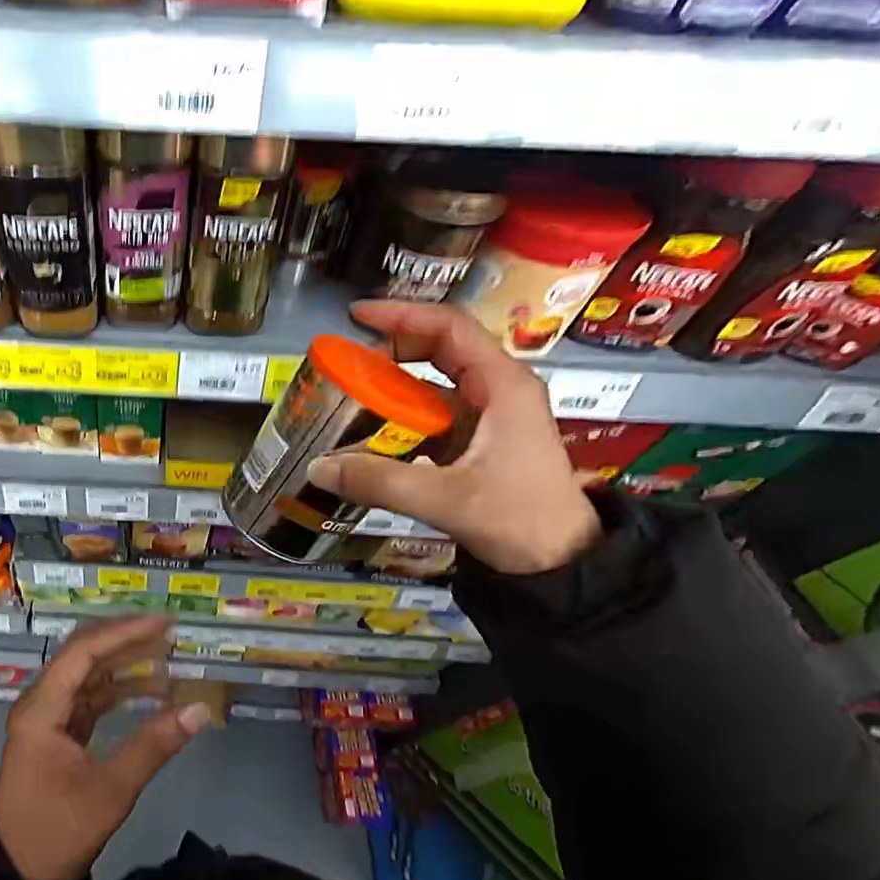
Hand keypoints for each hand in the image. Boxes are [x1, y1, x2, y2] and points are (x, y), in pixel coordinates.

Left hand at [0, 615, 211, 879]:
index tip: (164, 623)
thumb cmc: (58, 832)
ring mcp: (48, 715)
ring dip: (126, 661)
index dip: (124, 632)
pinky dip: (121, 688)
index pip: (83, 652)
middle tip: (170, 631)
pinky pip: (92, 696)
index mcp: (41, 709)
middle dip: (126, 638)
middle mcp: (40, 702)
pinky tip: (152, 689)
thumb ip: (153, 746)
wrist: (18, 874)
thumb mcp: (110, 793)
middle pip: (84, 654)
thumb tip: (198, 709)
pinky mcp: (59, 730)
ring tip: (168, 653)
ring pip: (89, 673)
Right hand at [307, 300, 602, 574]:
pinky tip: (371, 441)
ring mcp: (488, 419)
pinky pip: (431, 421)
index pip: (450, 328)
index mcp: (502, 385)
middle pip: (440, 352)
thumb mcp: (447, 499)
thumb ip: (380, 482)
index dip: (402, 316)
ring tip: (349, 401)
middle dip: (391, 353)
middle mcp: (497, 392)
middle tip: (347, 364)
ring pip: (433, 389)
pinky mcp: (478, 445)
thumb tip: (317, 468)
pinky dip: (400, 424)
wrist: (561, 564)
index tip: (357, 317)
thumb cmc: (520, 519)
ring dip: (392, 392)